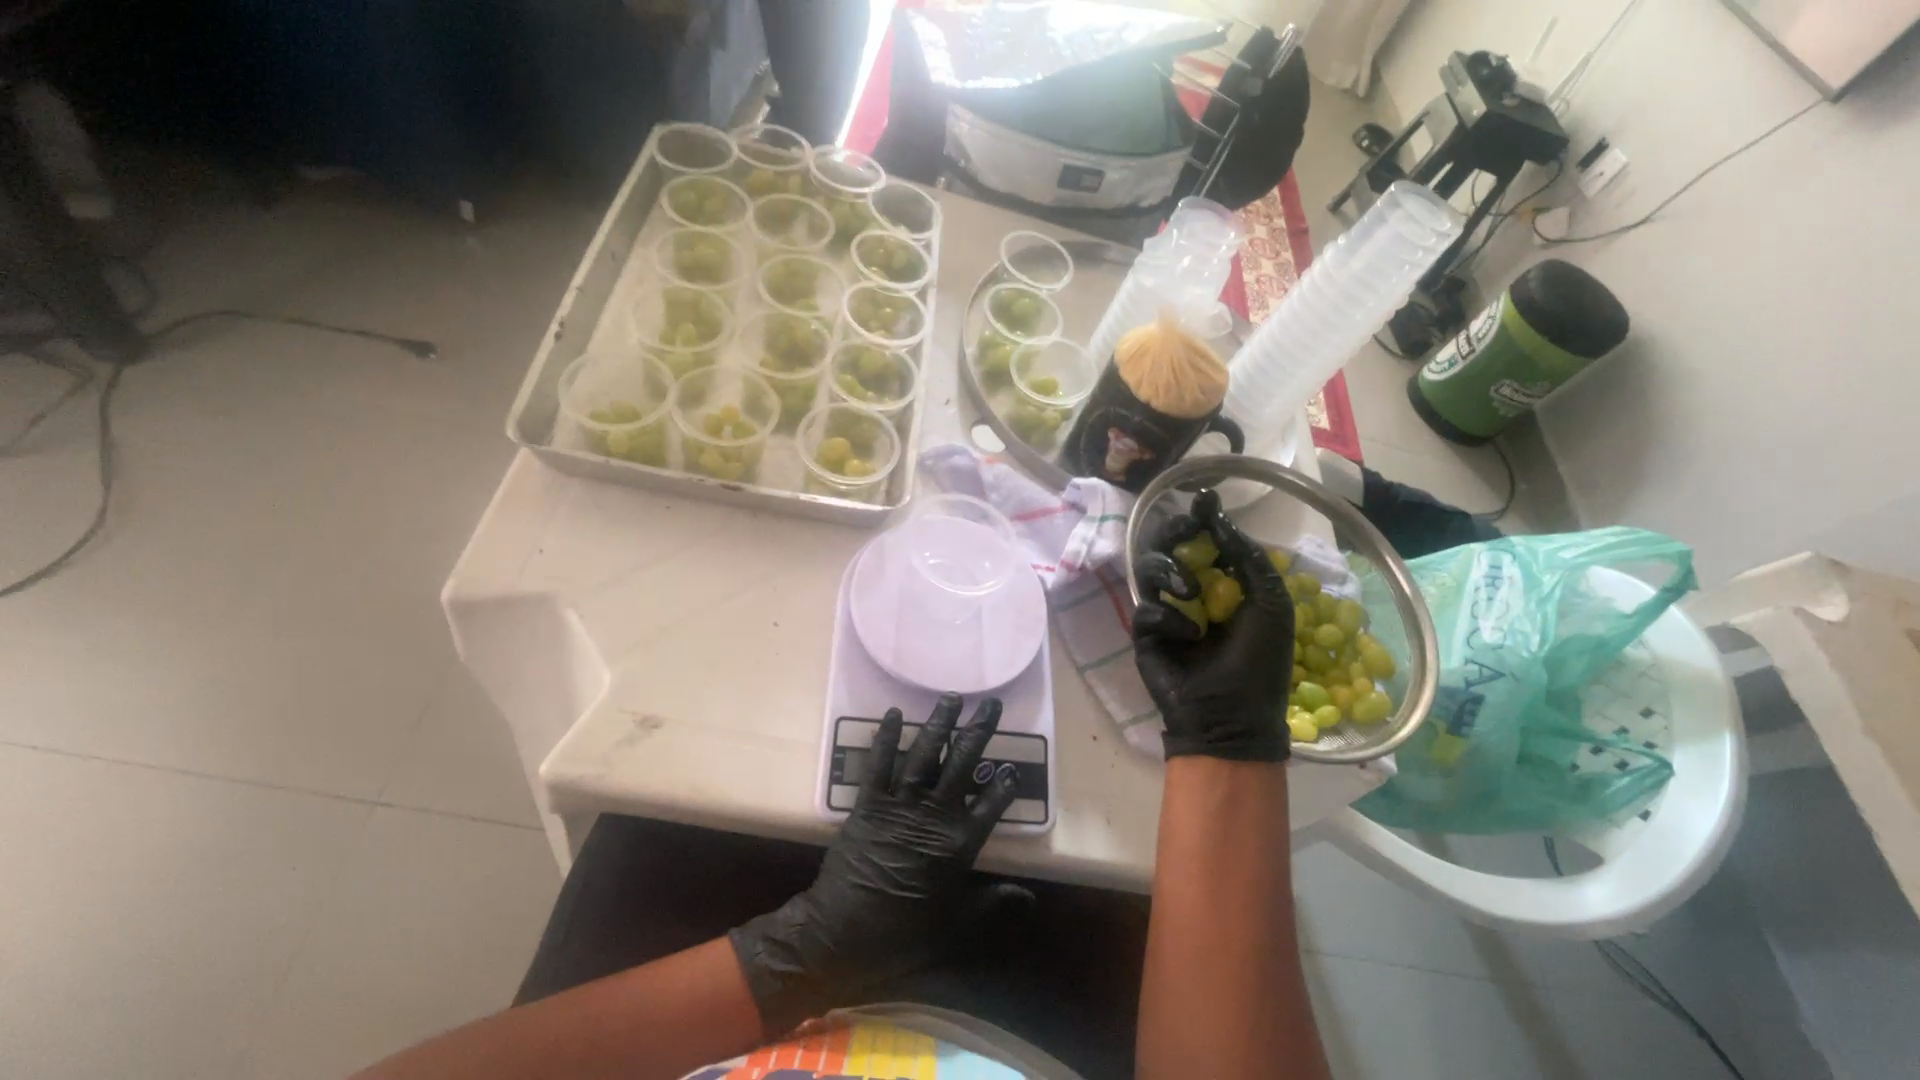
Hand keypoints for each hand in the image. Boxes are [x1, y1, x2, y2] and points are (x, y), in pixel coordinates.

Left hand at [728, 694, 1028, 1030]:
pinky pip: (879, 763)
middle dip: (978, 732)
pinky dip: (887, 737)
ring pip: (925, 754)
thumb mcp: (958, 921)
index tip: (1013, 767)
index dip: (1004, 785)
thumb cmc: (905, 932)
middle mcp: (934, 815)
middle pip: (962, 765)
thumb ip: (994, 903)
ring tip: (952, 698)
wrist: (844, 933)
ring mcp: (900, 804)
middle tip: (991, 704)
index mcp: (960, 844)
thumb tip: (1030, 899)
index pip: (991, 805)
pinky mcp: (868, 803)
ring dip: (939, 724)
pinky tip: (894, 713)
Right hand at [1133, 489, 1294, 761]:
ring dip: (1171, 570)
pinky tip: (1191, 636)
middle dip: (1176, 532)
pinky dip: (1171, 617)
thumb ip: (1248, 557)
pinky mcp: (1146, 635)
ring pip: (1149, 569)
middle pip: (1169, 546)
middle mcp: (1192, 593)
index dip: (1203, 519)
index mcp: (1225, 584)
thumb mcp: (1269, 603)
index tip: (1203, 501)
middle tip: (1186, 530)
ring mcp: (1166, 613)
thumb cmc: (1259, 663)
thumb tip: (1220, 517)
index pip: (1206, 541)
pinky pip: (1148, 610)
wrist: (1232, 717)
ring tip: (1192, 590)